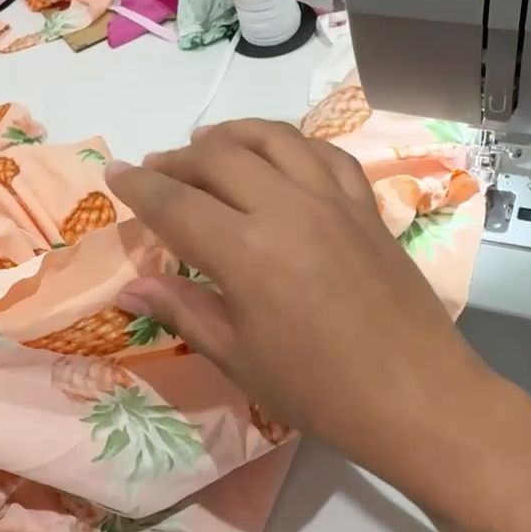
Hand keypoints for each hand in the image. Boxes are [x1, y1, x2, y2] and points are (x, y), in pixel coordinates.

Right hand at [106, 121, 507, 481]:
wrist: (416, 396)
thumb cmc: (320, 391)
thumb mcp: (239, 358)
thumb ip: (184, 311)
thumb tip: (131, 288)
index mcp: (247, 252)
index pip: (176, 203)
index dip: (139, 188)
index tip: (114, 174)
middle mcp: (289, 209)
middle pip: (221, 157)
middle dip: (179, 158)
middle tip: (158, 171)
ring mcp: (334, 201)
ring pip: (275, 139)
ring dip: (233, 135)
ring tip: (209, 143)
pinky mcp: (367, 207)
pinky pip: (325, 154)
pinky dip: (293, 144)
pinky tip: (280, 157)